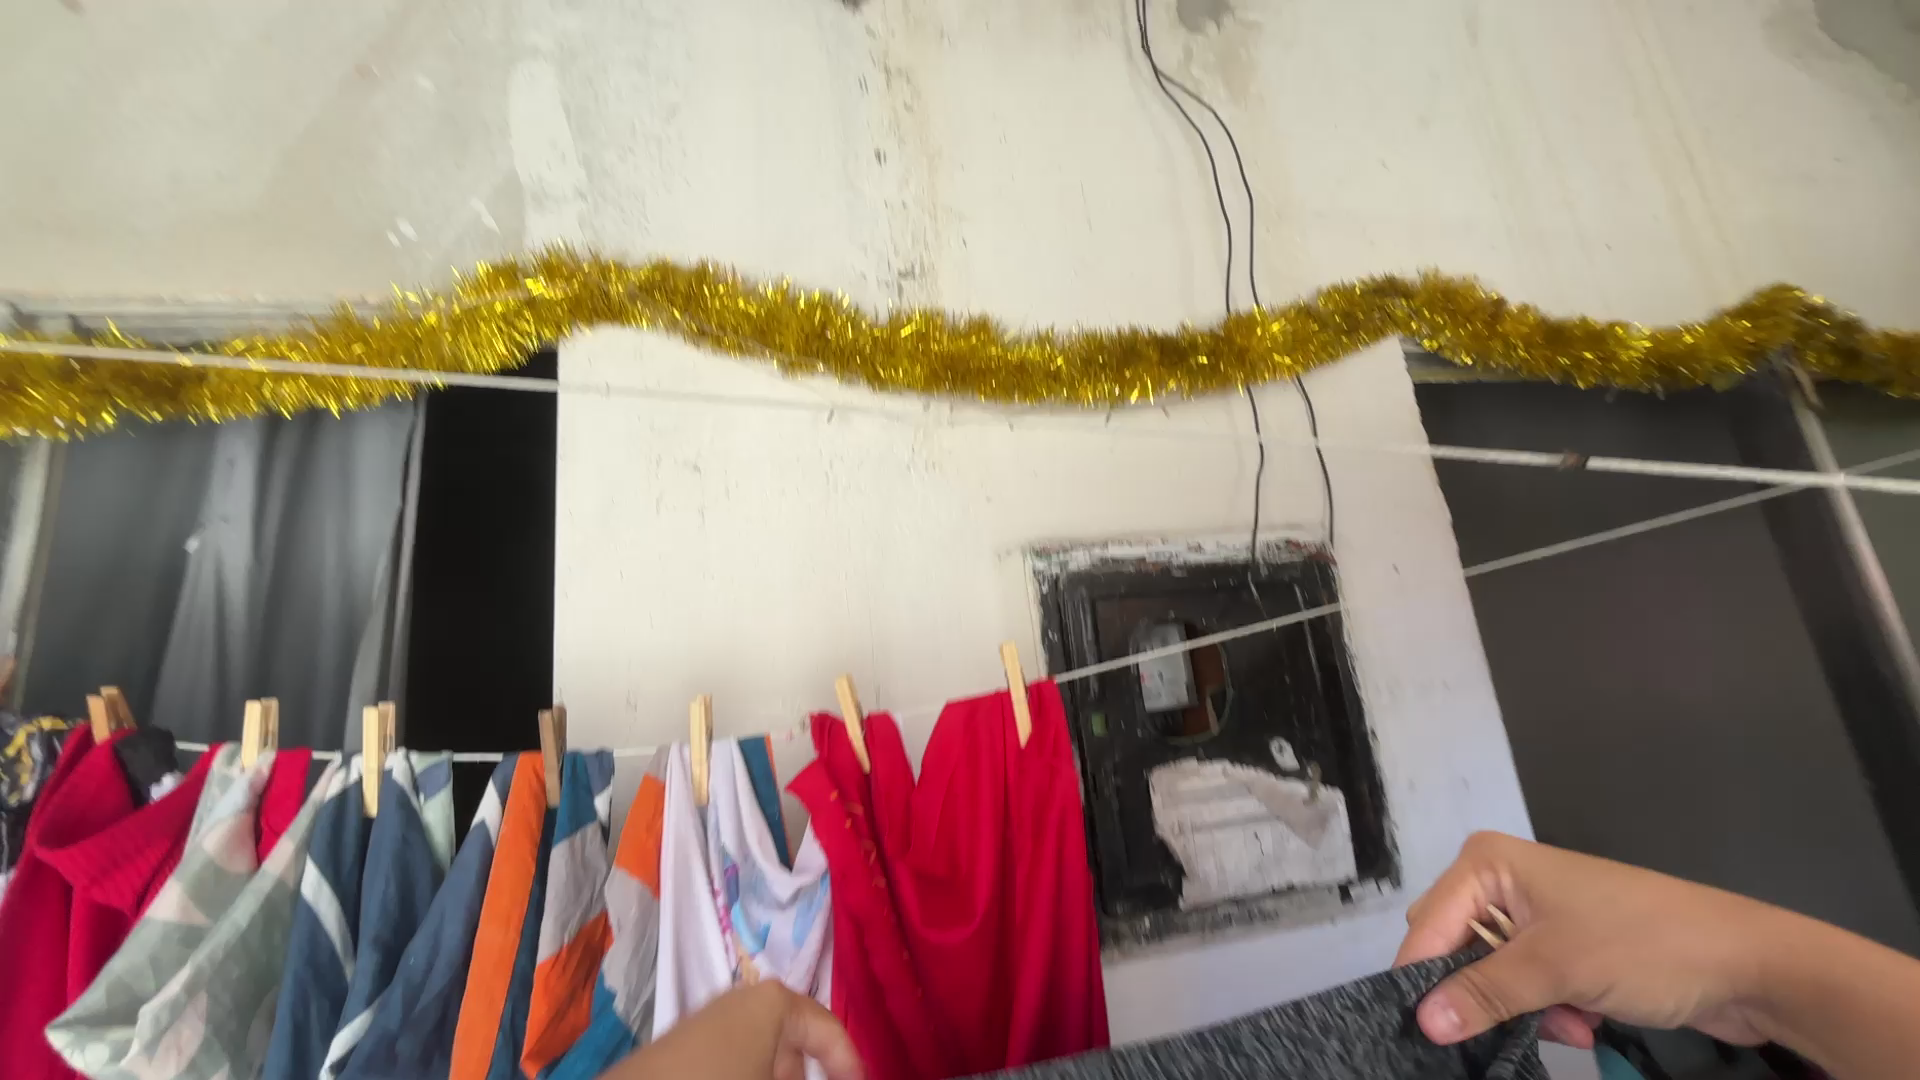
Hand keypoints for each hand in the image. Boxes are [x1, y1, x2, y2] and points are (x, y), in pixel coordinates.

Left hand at [598, 982, 864, 1079]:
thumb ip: (817, 1076)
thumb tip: (852, 1077)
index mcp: (777, 1002)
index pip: (829, 1030)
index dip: (850, 1063)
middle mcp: (748, 999)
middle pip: (795, 1041)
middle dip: (809, 1072)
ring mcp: (714, 1020)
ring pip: (763, 1054)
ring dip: (778, 1076)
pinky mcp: (685, 1047)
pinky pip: (734, 1061)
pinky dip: (749, 1073)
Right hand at [1395, 832, 1777, 1049]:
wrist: (1755, 966)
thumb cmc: (1641, 945)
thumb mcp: (1557, 970)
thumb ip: (1485, 994)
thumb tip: (1423, 1021)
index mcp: (1486, 863)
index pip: (1431, 922)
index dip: (1424, 972)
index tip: (1421, 1025)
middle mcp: (1501, 880)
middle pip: (1456, 944)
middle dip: (1483, 992)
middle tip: (1508, 1028)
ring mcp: (1534, 911)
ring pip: (1492, 969)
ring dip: (1521, 1006)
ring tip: (1566, 1029)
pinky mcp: (1564, 942)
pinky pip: (1526, 978)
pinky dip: (1546, 1006)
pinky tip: (1581, 1023)